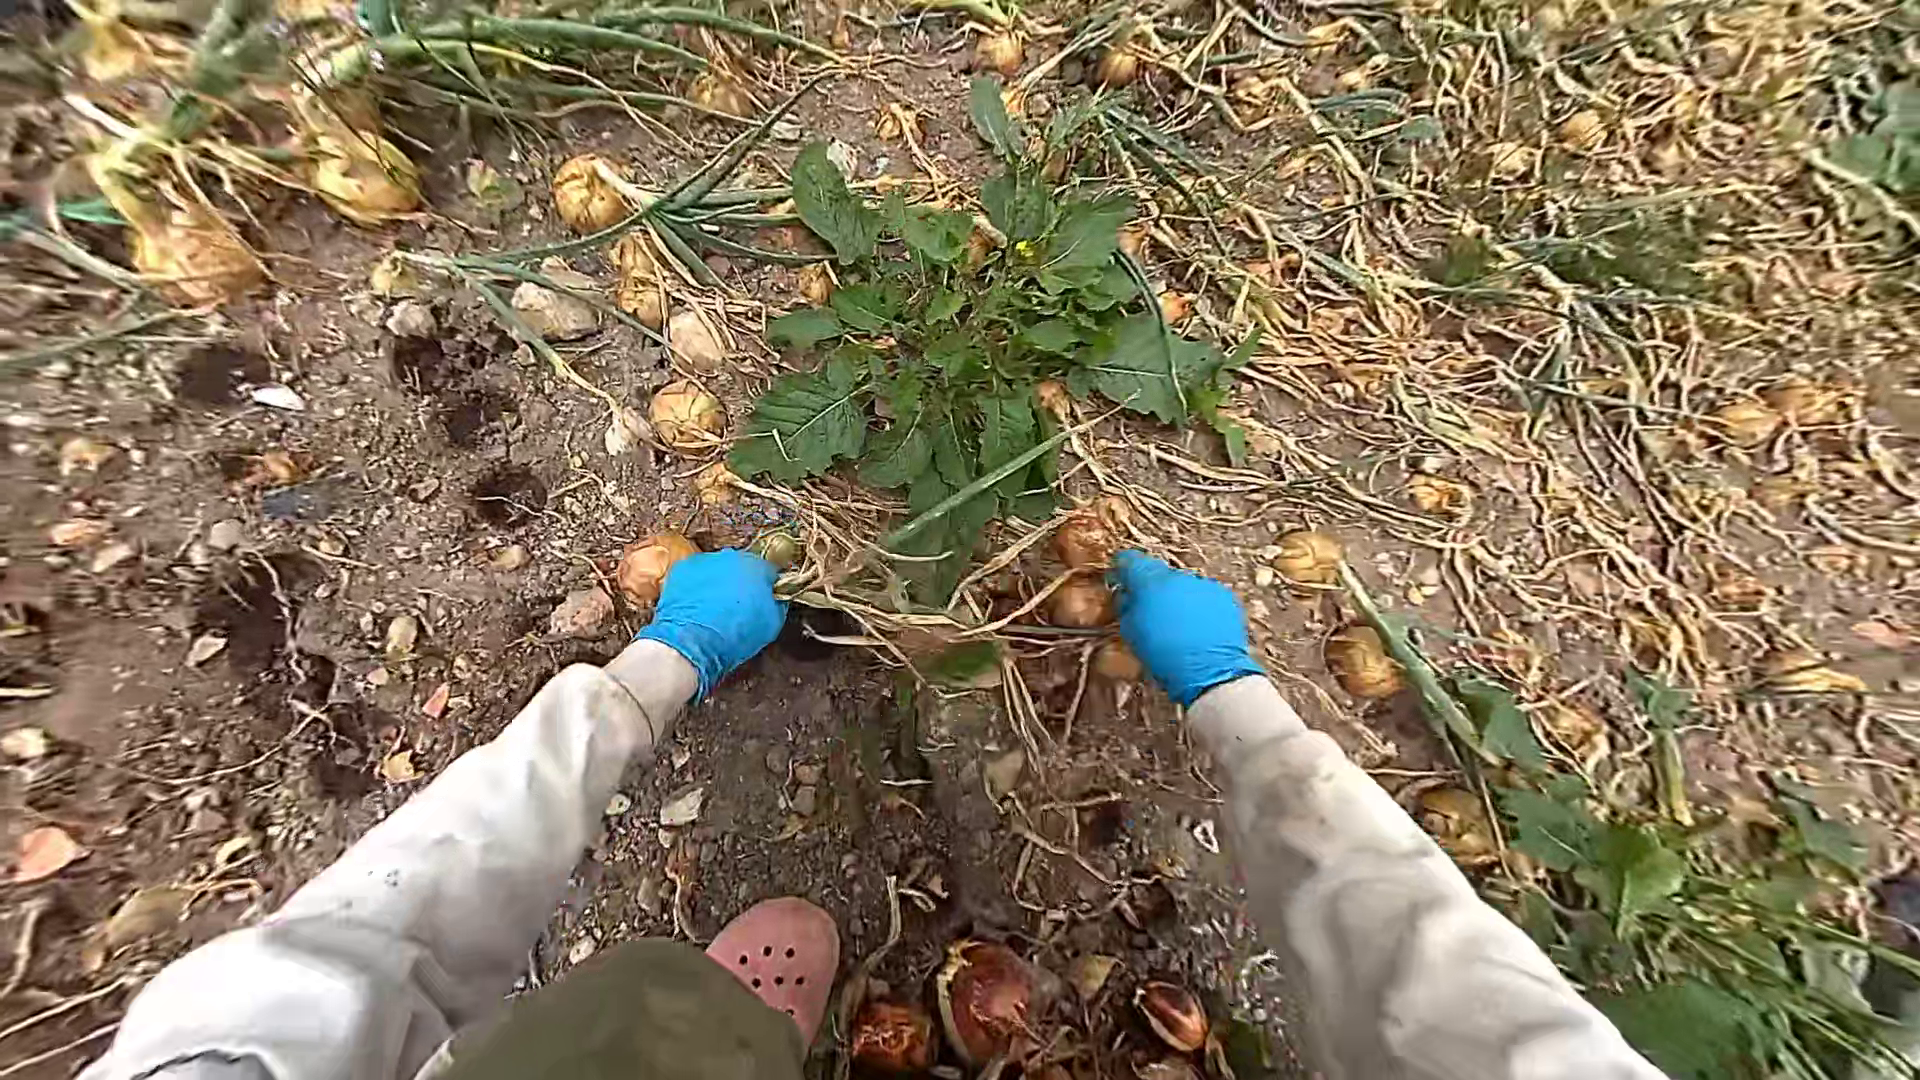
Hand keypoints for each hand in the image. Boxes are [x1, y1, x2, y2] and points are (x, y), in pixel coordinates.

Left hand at [637, 549, 785, 699]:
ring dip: (720, 582)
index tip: (765, 600)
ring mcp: (705, 560)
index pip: (770, 571)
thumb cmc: (735, 635)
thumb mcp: (772, 624)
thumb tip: (776, 597)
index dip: (769, 587)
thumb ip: (778, 603)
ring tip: (715, 607)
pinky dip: (698, 585)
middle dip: (743, 582)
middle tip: (740, 605)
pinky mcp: (682, 569)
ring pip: (719, 568)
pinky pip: (696, 574)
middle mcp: (732, 557)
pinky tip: (698, 605)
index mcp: (758, 567)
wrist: (691, 643)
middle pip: (743, 566)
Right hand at [1109, 550, 1262, 706]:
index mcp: (1150, 582)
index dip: (1123, 568)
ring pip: (1182, 584)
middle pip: (1158, 574)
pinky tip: (1197, 627)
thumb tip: (1127, 595)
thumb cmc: (1164, 655)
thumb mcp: (1131, 632)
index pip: (1130, 560)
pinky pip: (1204, 595)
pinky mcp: (1224, 597)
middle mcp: (1177, 577)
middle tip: (1150, 612)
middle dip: (1153, 589)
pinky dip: (1198, 606)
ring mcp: (1203, 585)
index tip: (1121, 579)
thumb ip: (1126, 606)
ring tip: (1177, 624)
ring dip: (1176, 597)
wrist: (1210, 672)